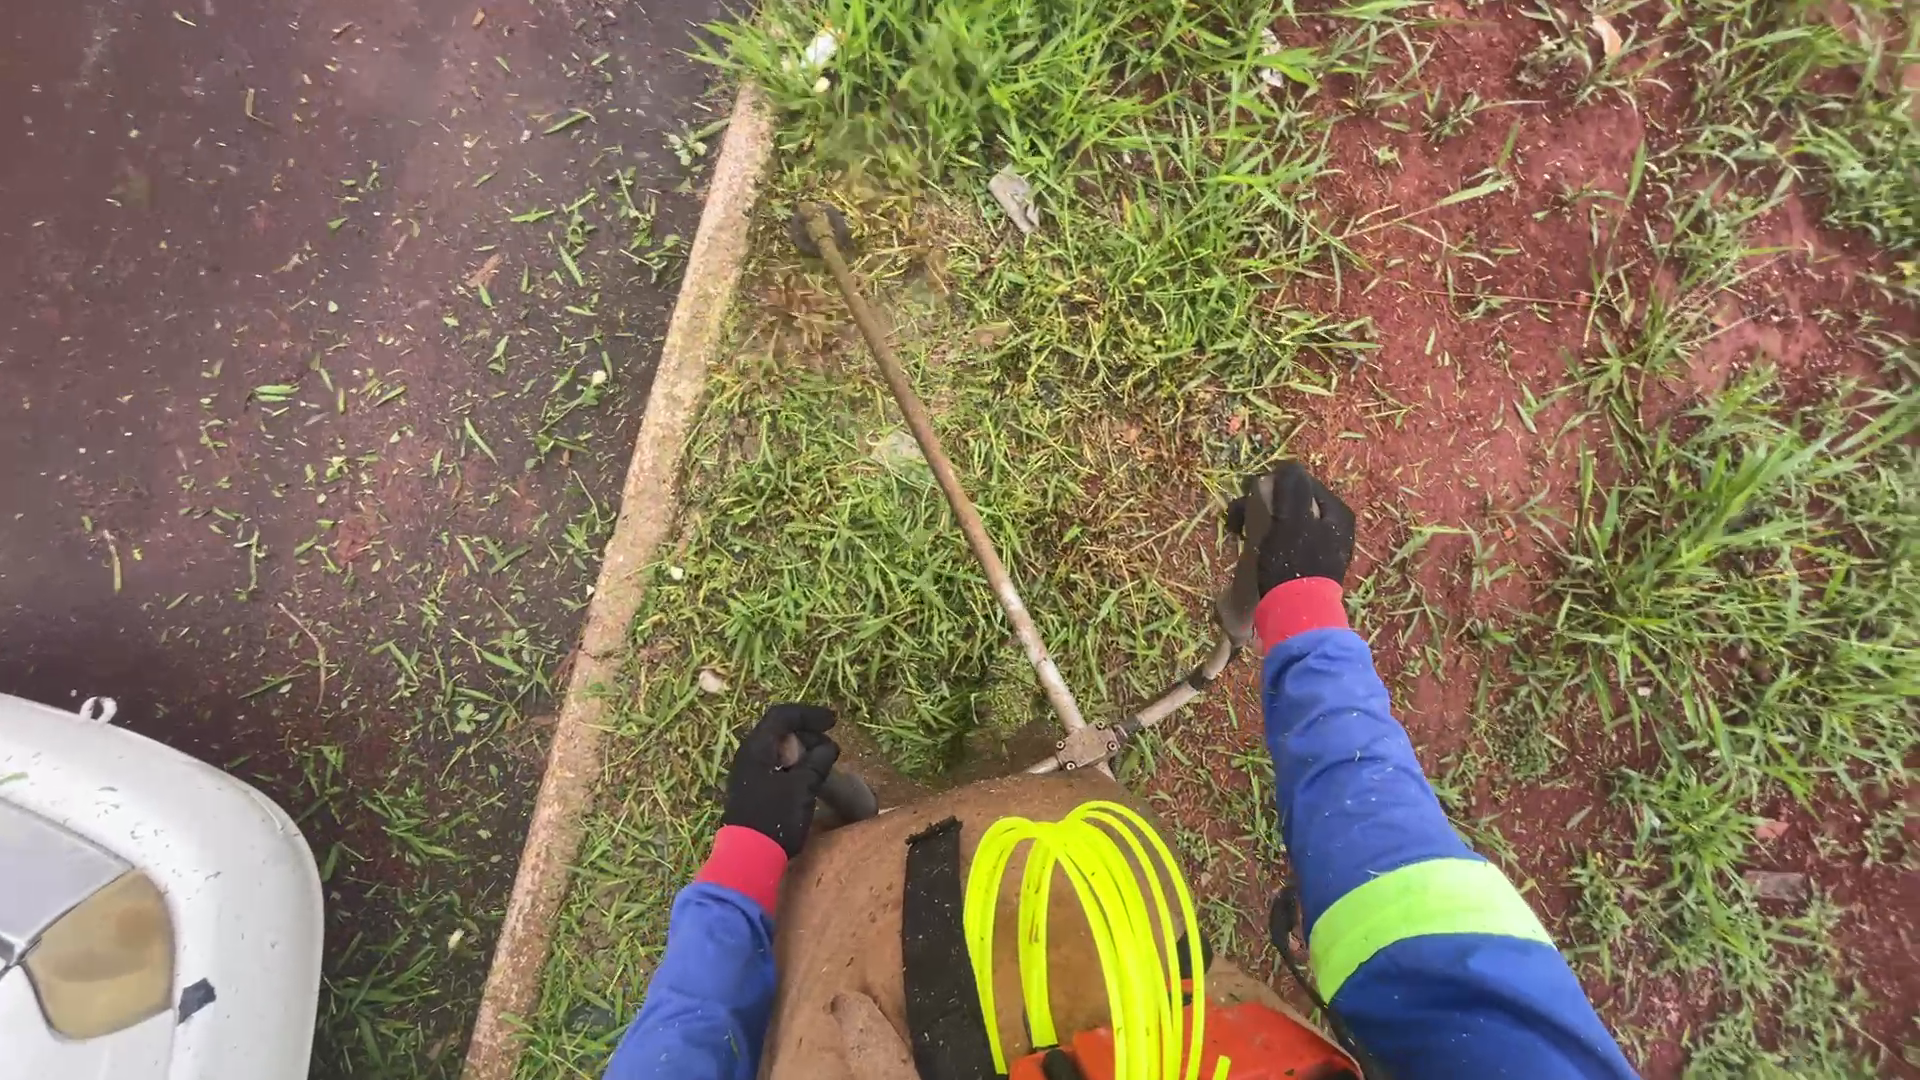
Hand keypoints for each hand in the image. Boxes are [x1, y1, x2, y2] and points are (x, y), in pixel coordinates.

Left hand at [721, 704, 840, 857]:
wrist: (748, 858)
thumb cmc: (775, 818)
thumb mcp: (803, 787)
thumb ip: (817, 762)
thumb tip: (829, 747)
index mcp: (757, 748)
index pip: (782, 716)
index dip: (809, 714)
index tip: (832, 722)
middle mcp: (748, 755)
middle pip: (779, 729)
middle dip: (807, 731)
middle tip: (829, 744)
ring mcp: (747, 772)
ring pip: (777, 747)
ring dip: (802, 748)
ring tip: (822, 761)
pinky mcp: (751, 787)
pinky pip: (774, 762)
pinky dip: (793, 762)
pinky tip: (807, 774)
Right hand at [1227, 462, 1355, 595]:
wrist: (1296, 613)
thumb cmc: (1292, 564)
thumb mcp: (1291, 518)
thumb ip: (1291, 487)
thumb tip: (1286, 469)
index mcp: (1335, 511)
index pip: (1298, 481)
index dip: (1268, 486)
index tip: (1246, 501)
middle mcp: (1332, 525)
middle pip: (1288, 500)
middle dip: (1258, 505)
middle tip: (1235, 523)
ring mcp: (1319, 545)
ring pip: (1281, 518)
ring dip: (1256, 521)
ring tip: (1238, 536)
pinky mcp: (1305, 563)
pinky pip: (1281, 538)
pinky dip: (1263, 538)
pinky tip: (1251, 548)